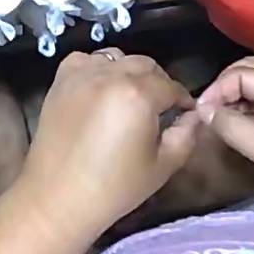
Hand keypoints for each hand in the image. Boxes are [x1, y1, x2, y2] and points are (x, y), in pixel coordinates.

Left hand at [16, 49, 199, 237]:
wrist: (59, 195)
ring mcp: (82, 73)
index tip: (186, 112)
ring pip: (116, 58)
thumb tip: (194, 115)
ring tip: (131, 97)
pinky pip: (86, 60)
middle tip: (161, 106)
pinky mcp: (61, 78)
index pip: (170, 86)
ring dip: (129, 72)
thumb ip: (185, 135)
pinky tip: (101, 89)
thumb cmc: (115, 187)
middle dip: (159, 82)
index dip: (183, 99)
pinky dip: (98, 68)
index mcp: (137, 94)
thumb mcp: (162, 166)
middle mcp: (109, 75)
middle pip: (145, 65)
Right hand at [196, 57, 253, 248]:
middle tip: (207, 112)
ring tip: (215, 125)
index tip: (202, 113)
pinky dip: (243, 123)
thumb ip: (236, 128)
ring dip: (234, 104)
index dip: (220, 87)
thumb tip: (201, 110)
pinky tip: (233, 139)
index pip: (245, 73)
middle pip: (252, 76)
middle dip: (226, 87)